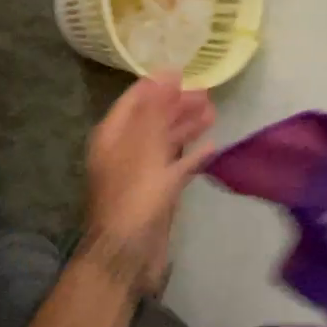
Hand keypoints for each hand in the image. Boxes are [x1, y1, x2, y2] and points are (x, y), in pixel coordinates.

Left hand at [84, 73, 215, 294]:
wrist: (127, 255)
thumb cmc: (133, 197)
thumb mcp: (144, 148)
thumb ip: (155, 111)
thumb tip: (165, 75)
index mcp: (113, 136)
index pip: (134, 101)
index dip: (157, 85)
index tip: (184, 71)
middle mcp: (124, 151)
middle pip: (152, 120)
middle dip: (177, 105)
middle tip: (208, 92)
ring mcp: (140, 174)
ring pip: (165, 143)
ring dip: (186, 127)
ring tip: (213, 112)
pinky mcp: (156, 195)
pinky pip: (175, 168)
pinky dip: (192, 157)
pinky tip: (212, 148)